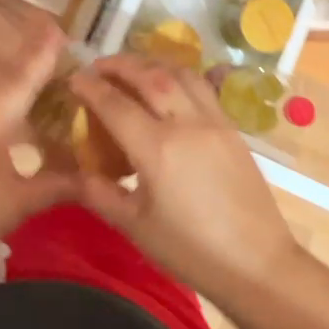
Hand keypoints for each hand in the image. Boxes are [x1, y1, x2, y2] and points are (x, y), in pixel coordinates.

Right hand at [71, 56, 301, 303]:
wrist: (257, 263)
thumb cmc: (191, 250)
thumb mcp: (135, 226)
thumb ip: (99, 193)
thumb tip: (72, 174)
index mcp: (157, 149)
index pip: (115, 104)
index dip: (90, 87)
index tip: (73, 78)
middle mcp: (186, 124)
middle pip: (149, 76)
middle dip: (120, 65)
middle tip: (98, 65)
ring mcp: (214, 122)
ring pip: (180, 74)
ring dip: (151, 64)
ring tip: (132, 69)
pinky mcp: (231, 128)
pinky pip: (200, 88)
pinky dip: (177, 77)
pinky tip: (168, 88)